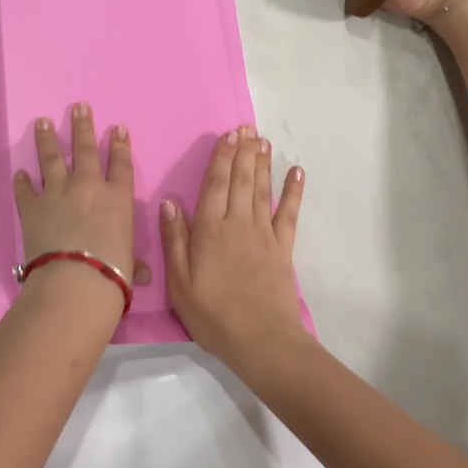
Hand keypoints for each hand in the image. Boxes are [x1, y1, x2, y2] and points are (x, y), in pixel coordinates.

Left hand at [14, 103, 136, 303]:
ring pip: (52, 158)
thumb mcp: (129, 264)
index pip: (121, 164)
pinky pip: (26, 190)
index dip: (120, 145)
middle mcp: (88, 186)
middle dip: (82, 126)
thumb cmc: (112, 272)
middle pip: (85, 149)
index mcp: (117, 197)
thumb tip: (140, 274)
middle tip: (79, 106)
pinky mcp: (32, 207)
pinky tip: (20, 172)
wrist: (75, 280)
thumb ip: (132, 262)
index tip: (117, 129)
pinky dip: (22, 181)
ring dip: (47, 138)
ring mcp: (57, 193)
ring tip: (42, 121)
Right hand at [160, 125, 307, 368]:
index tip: (227, 135)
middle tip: (246, 127)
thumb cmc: (213, 315)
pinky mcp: (283, 249)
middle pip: (240, 180)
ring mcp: (263, 234)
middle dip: (242, 152)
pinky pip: (289, 214)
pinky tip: (297, 173)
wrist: (261, 340)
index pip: (215, 184)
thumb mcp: (180, 282)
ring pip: (261, 190)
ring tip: (262, 140)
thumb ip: (175, 240)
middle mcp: (237, 223)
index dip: (221, 158)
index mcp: (209, 229)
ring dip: (262, 163)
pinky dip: (293, 192)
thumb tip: (170, 201)